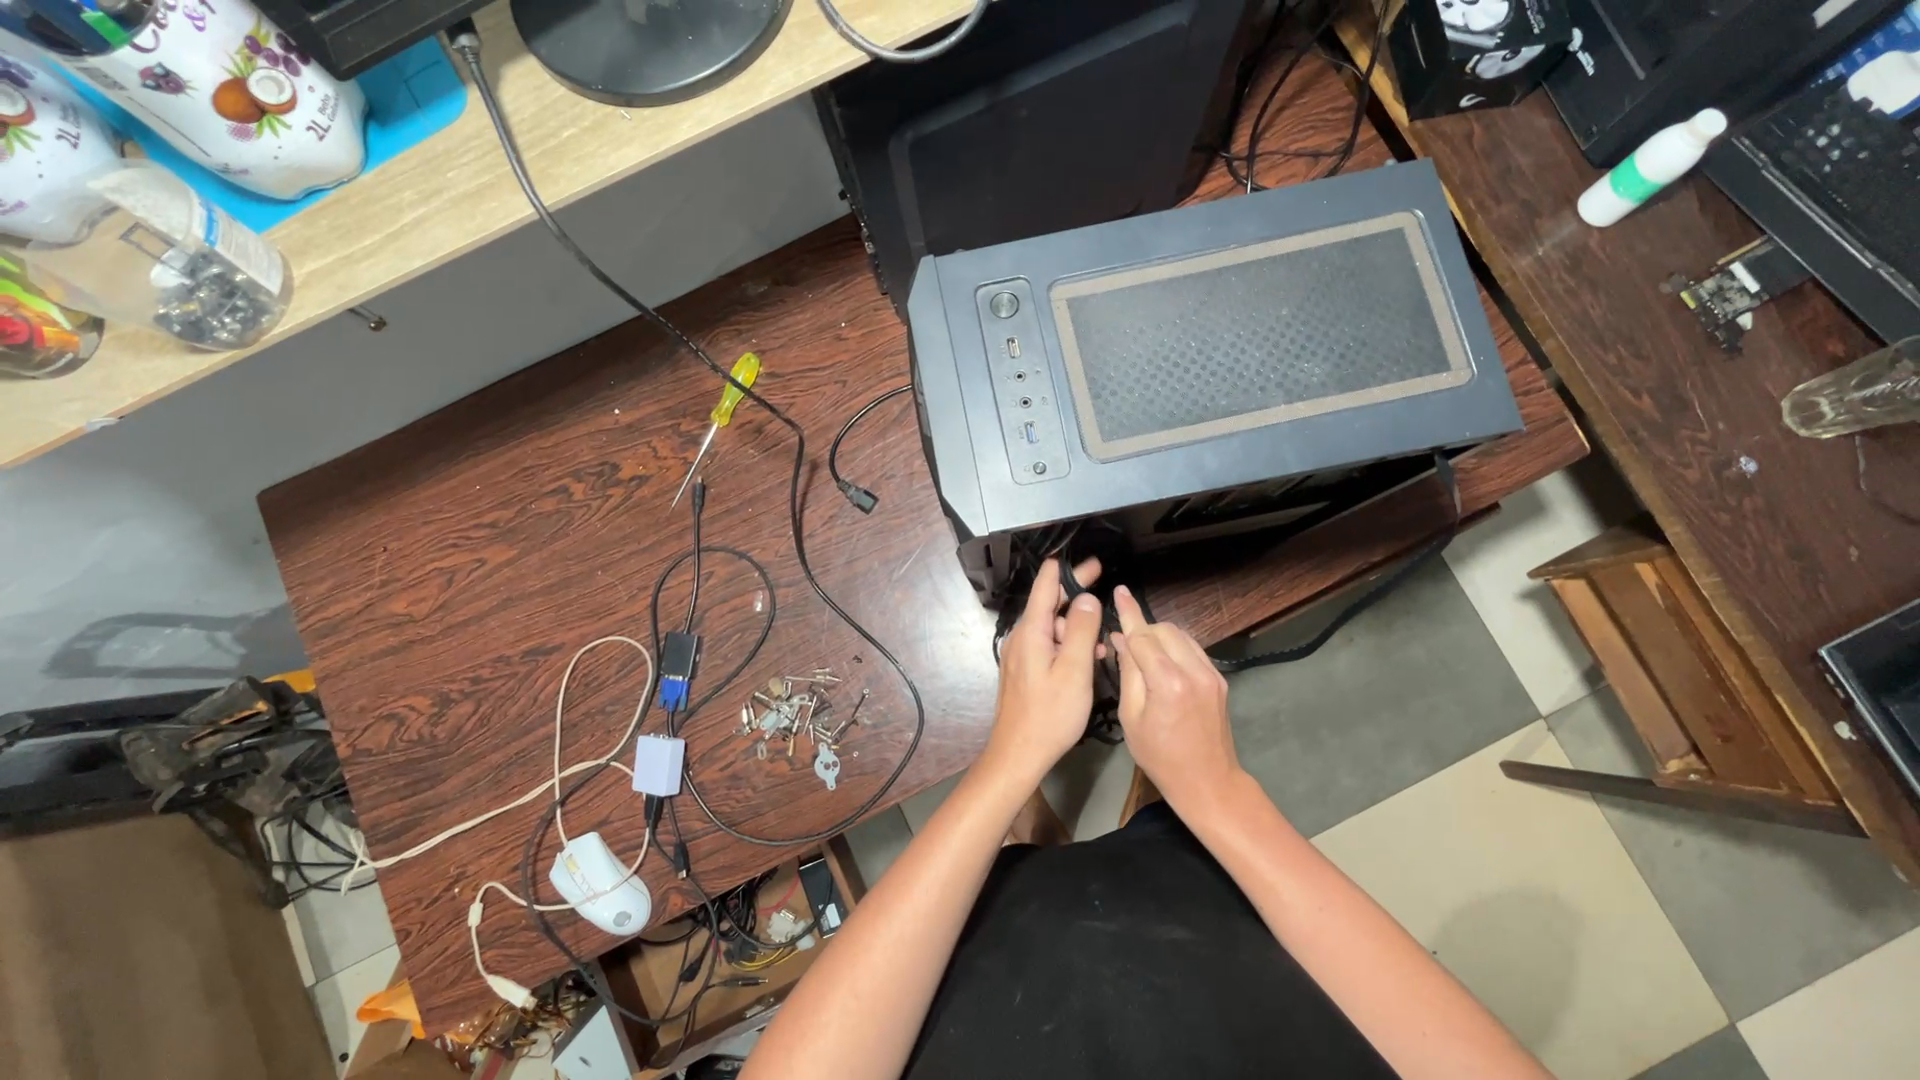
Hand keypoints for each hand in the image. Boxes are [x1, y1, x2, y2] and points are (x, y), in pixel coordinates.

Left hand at [984, 558, 1104, 785]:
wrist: (1019, 754)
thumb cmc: (1050, 714)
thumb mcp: (1075, 670)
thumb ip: (1083, 631)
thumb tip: (1086, 599)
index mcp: (1031, 632)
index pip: (1047, 586)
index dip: (1070, 571)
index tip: (1094, 563)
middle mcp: (1021, 638)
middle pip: (1050, 606)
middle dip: (1078, 599)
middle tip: (1105, 595)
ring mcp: (1020, 656)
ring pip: (1053, 629)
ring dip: (1078, 630)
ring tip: (1102, 647)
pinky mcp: (1024, 672)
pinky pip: (1049, 647)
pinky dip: (1069, 647)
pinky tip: (1087, 662)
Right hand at [1109, 585, 1242, 813]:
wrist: (1208, 781)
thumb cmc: (1160, 756)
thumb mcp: (1131, 717)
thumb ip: (1128, 673)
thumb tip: (1122, 639)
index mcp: (1167, 682)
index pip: (1142, 637)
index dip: (1128, 614)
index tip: (1119, 591)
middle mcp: (1193, 671)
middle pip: (1163, 630)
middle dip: (1143, 629)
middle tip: (1125, 642)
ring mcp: (1211, 674)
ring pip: (1181, 636)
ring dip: (1160, 636)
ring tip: (1143, 651)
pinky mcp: (1219, 679)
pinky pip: (1193, 650)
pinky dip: (1175, 647)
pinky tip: (1163, 662)